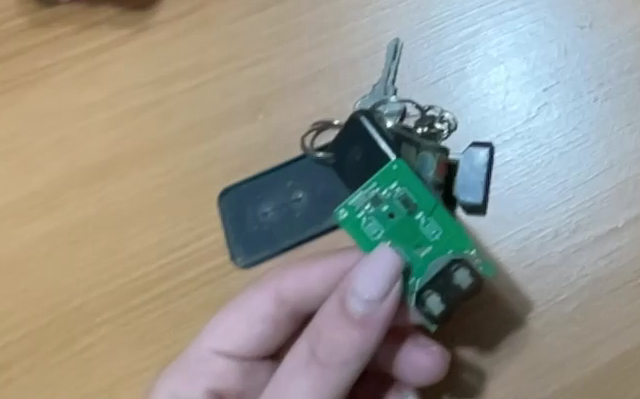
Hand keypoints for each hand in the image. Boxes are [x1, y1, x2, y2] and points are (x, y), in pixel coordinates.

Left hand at [152, 246, 449, 398]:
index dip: (346, 266)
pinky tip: (411, 395)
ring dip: (400, 354)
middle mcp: (245, 381)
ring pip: (353, 356)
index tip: (408, 253)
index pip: (282, 290)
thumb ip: (329, 349)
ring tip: (433, 368)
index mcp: (205, 371)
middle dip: (386, 317)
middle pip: (327, 320)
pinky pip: (361, 391)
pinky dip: (393, 388)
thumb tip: (387, 259)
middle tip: (434, 317)